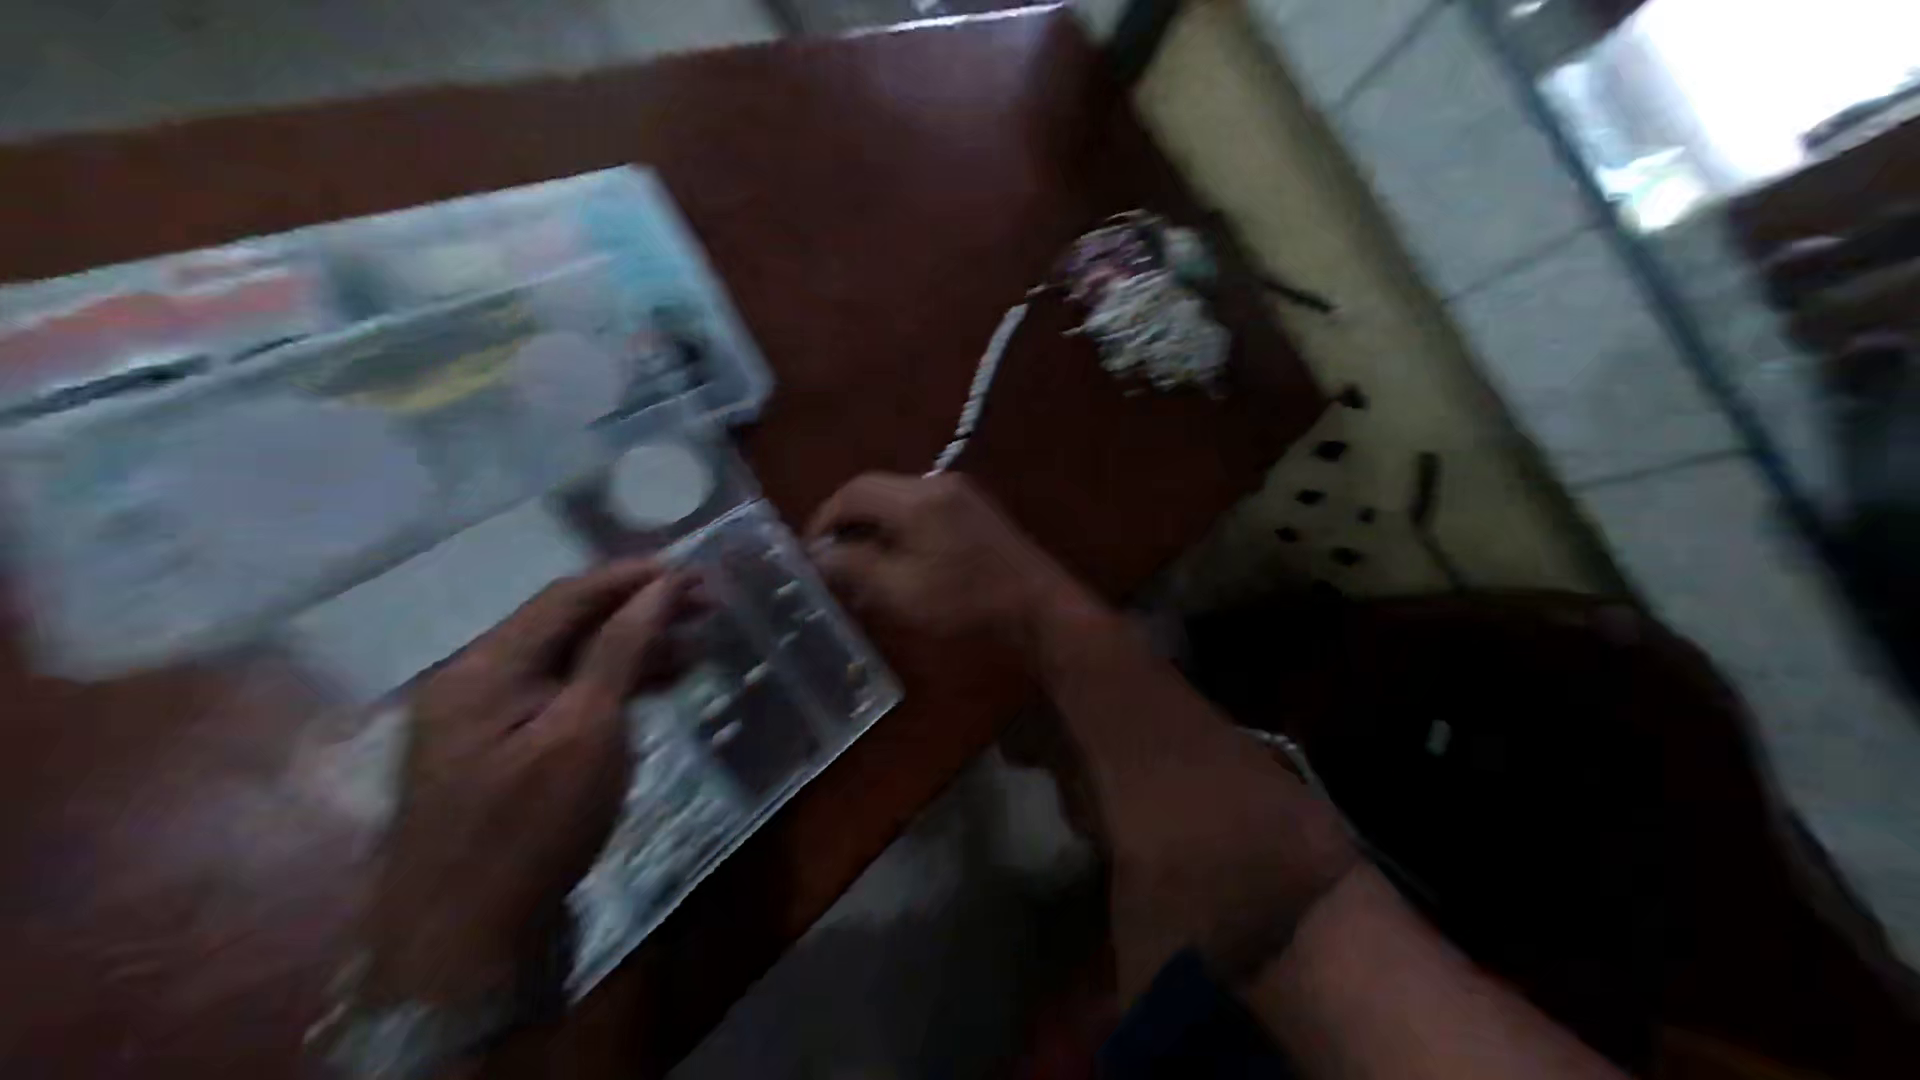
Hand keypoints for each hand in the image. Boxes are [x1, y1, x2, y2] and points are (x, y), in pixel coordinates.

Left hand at [365, 561, 702, 1005]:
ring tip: (694, 646)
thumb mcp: (587, 732)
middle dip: (637, 610)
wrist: (466, 945)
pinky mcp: (504, 750)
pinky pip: (564, 696)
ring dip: (631, 648)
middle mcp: (476, 680)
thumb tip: (659, 587)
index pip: (566, 596)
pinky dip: (611, 684)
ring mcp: (485, 718)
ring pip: (569, 660)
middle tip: (704, 606)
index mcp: (482, 666)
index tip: (693, 570)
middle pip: (566, 624)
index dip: (633, 577)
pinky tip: (656, 685)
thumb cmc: (531, 828)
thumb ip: (620, 650)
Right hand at [806, 472, 1089, 643]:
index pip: (853, 492)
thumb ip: (854, 567)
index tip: (810, 551)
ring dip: (873, 528)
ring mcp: (960, 493)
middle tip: (831, 561)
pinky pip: (922, 510)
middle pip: (875, 491)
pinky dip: (900, 530)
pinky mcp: (973, 508)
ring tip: (861, 568)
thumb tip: (818, 554)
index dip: (824, 518)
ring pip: (898, 501)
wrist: (1039, 607)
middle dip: (847, 524)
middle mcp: (937, 482)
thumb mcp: (902, 591)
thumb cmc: (967, 603)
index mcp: (917, 498)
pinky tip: (897, 562)